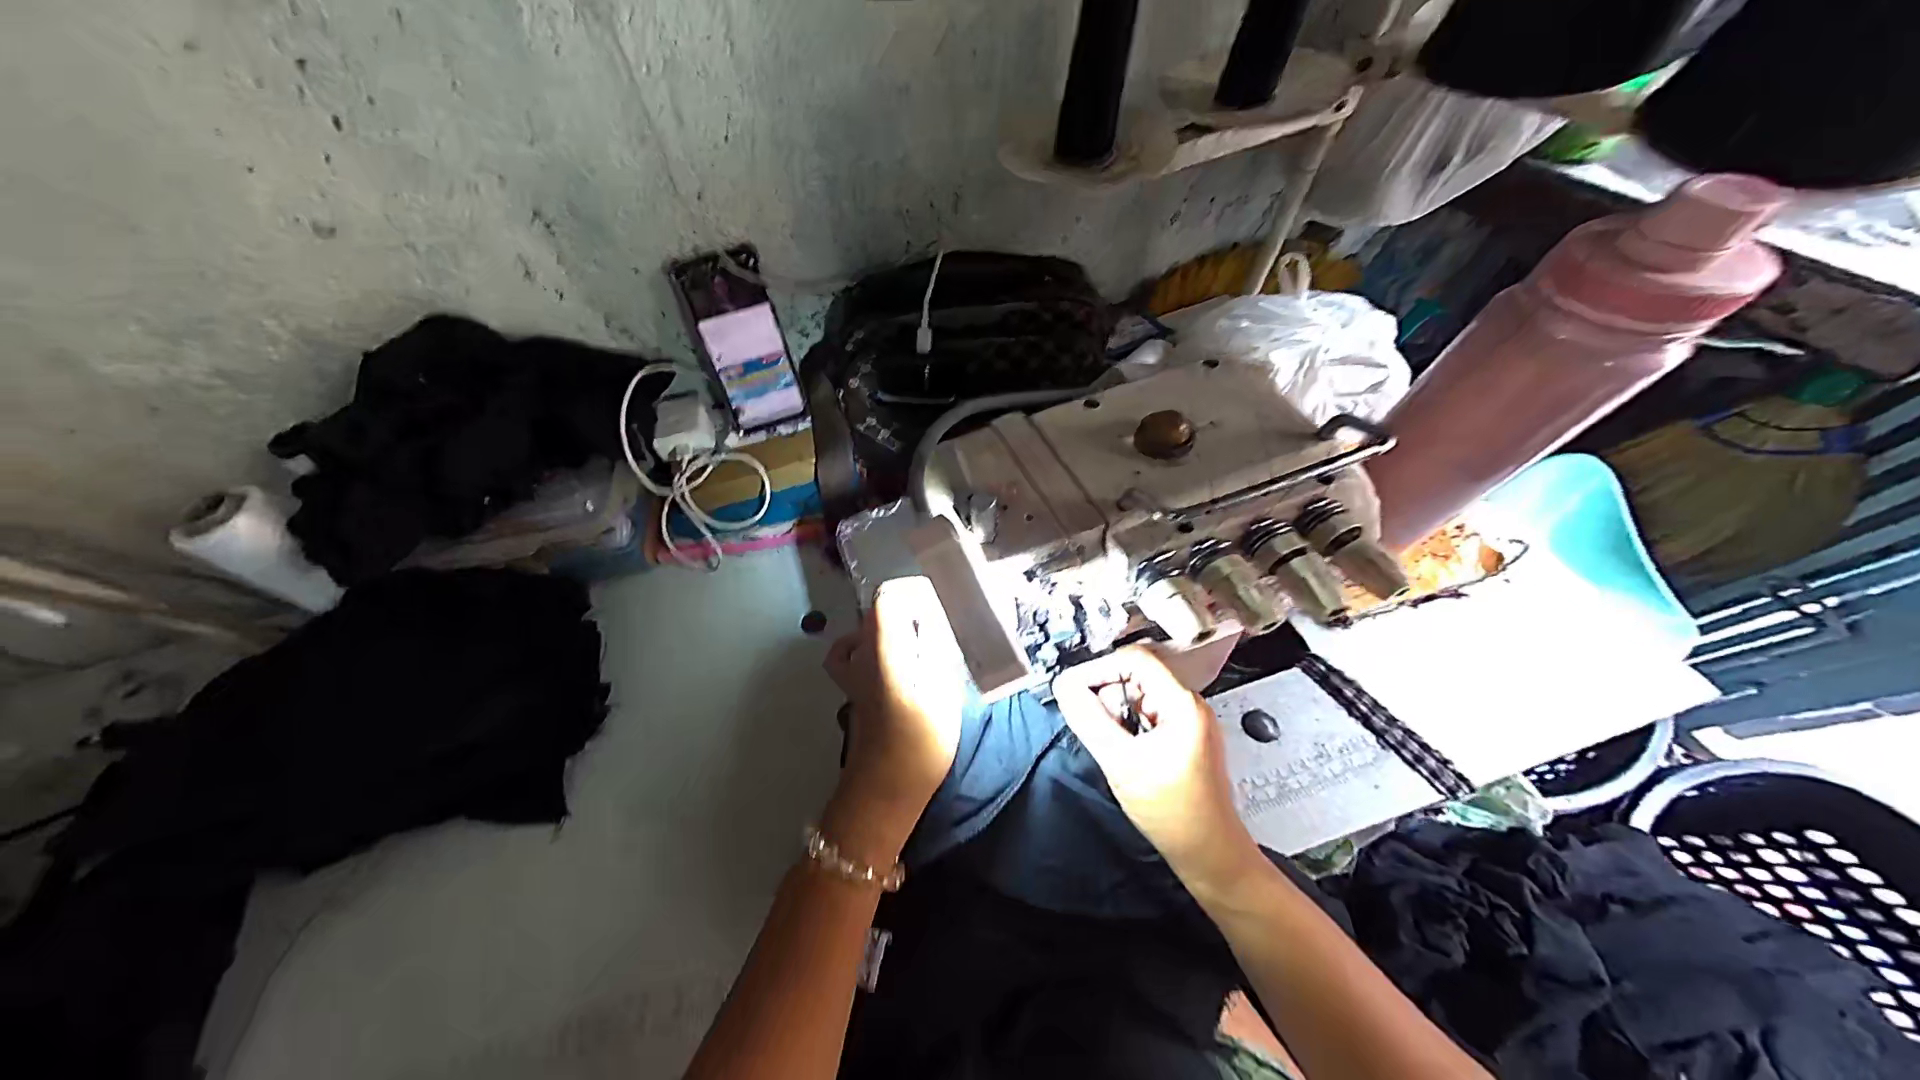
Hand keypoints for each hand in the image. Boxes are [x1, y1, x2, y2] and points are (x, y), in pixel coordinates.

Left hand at [820, 577, 965, 862]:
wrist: (886, 790)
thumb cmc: (920, 741)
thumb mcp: (942, 690)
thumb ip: (937, 647)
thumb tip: (933, 620)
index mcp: (884, 649)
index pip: (887, 598)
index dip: (912, 593)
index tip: (938, 604)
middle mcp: (862, 654)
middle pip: (877, 612)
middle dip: (907, 610)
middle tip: (938, 627)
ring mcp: (853, 674)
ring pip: (867, 633)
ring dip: (892, 630)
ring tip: (919, 645)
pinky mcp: (854, 692)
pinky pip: (856, 656)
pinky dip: (872, 651)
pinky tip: (896, 666)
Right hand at [1053, 646, 1261, 895]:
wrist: (1208, 853)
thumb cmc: (1174, 814)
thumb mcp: (1119, 762)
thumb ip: (1088, 719)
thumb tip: (1064, 686)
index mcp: (1182, 704)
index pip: (1134, 659)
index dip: (1099, 670)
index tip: (1075, 689)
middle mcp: (1190, 705)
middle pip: (1137, 675)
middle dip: (1108, 695)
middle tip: (1097, 725)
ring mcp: (1189, 722)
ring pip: (1140, 696)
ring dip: (1117, 713)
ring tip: (1115, 746)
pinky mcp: (1185, 737)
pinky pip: (1147, 715)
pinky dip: (1129, 726)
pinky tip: (1127, 754)